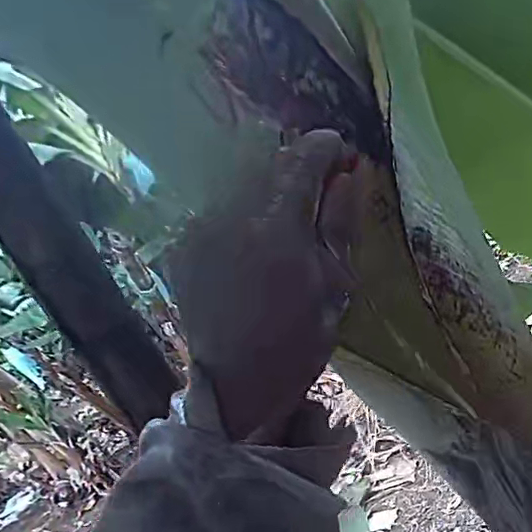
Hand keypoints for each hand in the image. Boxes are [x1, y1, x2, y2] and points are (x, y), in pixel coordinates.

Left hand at [164, 130, 368, 442]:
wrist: (234, 385)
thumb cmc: (296, 346)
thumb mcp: (333, 290)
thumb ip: (339, 226)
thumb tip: (349, 176)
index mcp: (279, 230)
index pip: (302, 160)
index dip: (324, 147)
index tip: (341, 150)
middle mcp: (233, 217)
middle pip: (267, 162)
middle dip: (296, 164)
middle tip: (319, 184)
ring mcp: (201, 229)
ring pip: (239, 182)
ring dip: (266, 188)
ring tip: (286, 217)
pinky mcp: (183, 245)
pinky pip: (217, 210)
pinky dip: (241, 213)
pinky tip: (253, 243)